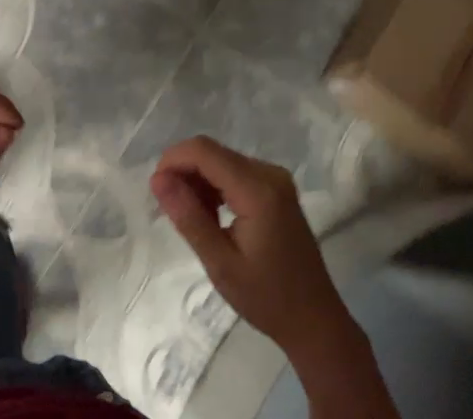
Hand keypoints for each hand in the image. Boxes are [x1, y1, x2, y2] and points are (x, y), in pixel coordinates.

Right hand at [150, 136, 347, 359]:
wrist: (315, 321)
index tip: (157, 191)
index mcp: (258, 190)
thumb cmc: (266, 297)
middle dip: (184, 173)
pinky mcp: (277, 189)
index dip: (172, 161)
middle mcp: (270, 174)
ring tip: (195, 220)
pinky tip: (213, 217)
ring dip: (198, 182)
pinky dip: (215, 187)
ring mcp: (276, 180)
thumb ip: (188, 216)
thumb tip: (157, 178)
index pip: (203, 151)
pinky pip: (234, 172)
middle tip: (174, 213)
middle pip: (211, 152)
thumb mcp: (220, 263)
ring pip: (220, 160)